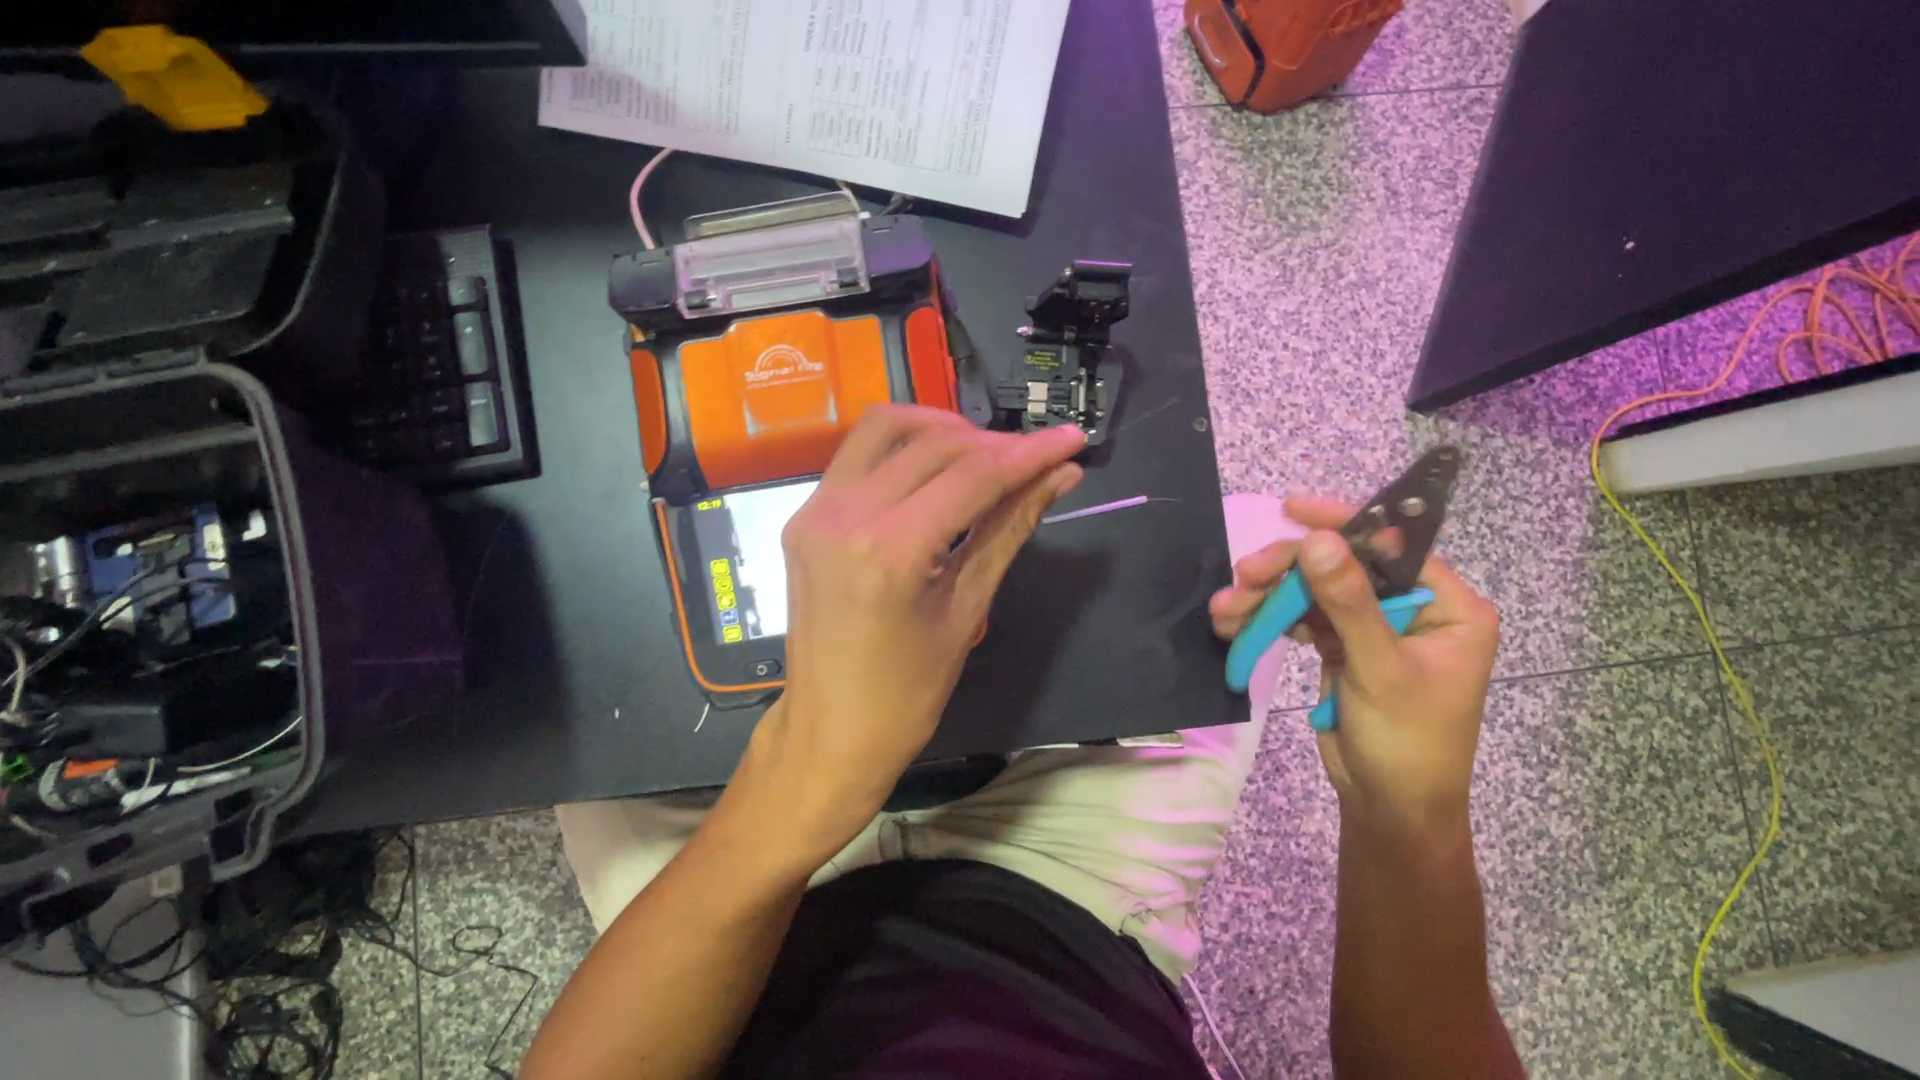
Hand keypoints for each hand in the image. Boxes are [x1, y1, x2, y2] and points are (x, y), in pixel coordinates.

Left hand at [745, 405, 1084, 850]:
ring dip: (942, 430)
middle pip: (933, 445)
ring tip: (987, 456)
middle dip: (994, 443)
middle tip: (1037, 457)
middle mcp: (843, 515)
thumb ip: (1010, 529)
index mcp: (887, 551)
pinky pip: (858, 455)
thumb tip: (1061, 476)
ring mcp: (814, 511)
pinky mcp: (804, 515)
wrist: (830, 731)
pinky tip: (938, 471)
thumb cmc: (907, 693)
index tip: (1071, 440)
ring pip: (886, 429)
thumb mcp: (968, 609)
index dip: (1029, 453)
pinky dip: (904, 449)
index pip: (972, 475)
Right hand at [1209, 495, 1499, 836]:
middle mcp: (1412, 608)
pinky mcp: (1343, 649)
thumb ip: (1349, 603)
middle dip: (1290, 570)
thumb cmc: (1407, 742)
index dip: (1344, 523)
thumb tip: (1318, 540)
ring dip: (1269, 597)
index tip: (1292, 510)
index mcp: (1447, 606)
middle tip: (1245, 575)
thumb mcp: (1380, 669)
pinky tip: (1235, 623)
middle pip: (1344, 566)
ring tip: (1225, 608)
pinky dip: (1270, 620)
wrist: (1389, 808)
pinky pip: (1303, 621)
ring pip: (1315, 592)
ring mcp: (1374, 628)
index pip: (1394, 546)